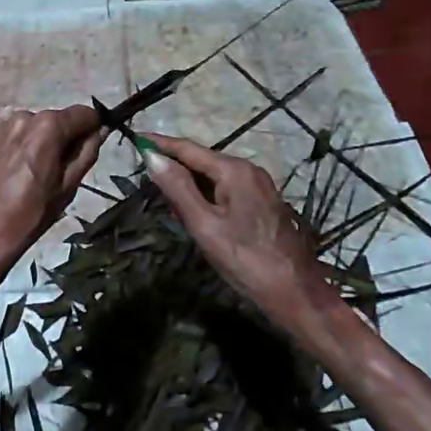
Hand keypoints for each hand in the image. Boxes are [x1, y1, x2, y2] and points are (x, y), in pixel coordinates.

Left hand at [0, 105, 105, 283]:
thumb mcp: (68, 187)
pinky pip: (10, 138)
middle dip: (62, 138)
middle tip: (58, 171)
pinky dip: (17, 149)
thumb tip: (98, 132)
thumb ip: (86, 153)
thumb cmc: (30, 214)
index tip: (89, 148)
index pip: (83, 113)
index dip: (91, 129)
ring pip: (31, 128)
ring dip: (38, 143)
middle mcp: (22, 117)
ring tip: (31, 175)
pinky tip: (10, 175)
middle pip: (55, 120)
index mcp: (47, 126)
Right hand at [140, 133, 319, 312]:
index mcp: (234, 170)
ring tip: (166, 198)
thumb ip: (177, 188)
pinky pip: (226, 188)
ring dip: (189, 183)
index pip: (188, 149)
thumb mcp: (204, 224)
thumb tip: (152, 157)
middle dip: (174, 166)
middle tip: (145, 177)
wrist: (294, 291)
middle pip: (202, 160)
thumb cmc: (245, 259)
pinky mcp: (263, 202)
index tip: (136, 138)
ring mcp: (259, 186)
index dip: (160, 144)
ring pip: (214, 176)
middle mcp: (249, 170)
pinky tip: (194, 211)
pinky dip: (205, 194)